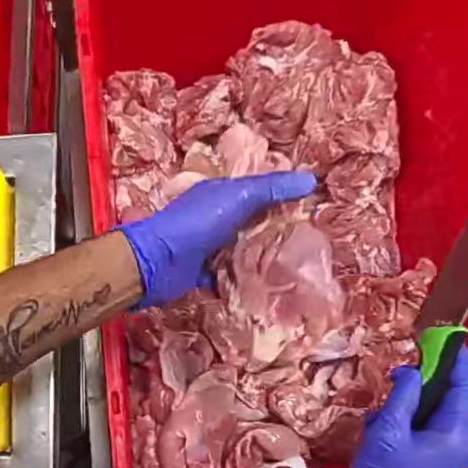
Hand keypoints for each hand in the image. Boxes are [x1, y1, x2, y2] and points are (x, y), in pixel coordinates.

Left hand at [119, 170, 317, 307]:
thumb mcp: (238, 197)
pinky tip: (262, 286)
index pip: (257, 192)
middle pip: (249, 223)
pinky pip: (225, 277)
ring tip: (290, 266)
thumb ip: (271, 189)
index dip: (281, 198)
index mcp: (221, 194)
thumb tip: (310, 180)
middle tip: (307, 242)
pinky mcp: (199, 274)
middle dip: (273, 231)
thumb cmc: (196, 223)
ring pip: (239, 251)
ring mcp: (205, 247)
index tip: (310, 208)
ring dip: (258, 258)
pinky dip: (239, 281)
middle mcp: (213, 219)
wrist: (157, 262)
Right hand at [351, 352, 467, 467]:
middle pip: (455, 399)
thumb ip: (404, 396)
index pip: (463, 387)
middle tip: (414, 362)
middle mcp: (467, 441)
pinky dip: (419, 416)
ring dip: (421, 400)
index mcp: (457, 433)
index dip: (456, 361)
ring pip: (444, 412)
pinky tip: (396, 417)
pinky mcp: (446, 458)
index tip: (447, 338)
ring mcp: (459, 452)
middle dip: (433, 380)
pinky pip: (438, 426)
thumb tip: (413, 371)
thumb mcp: (386, 430)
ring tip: (396, 395)